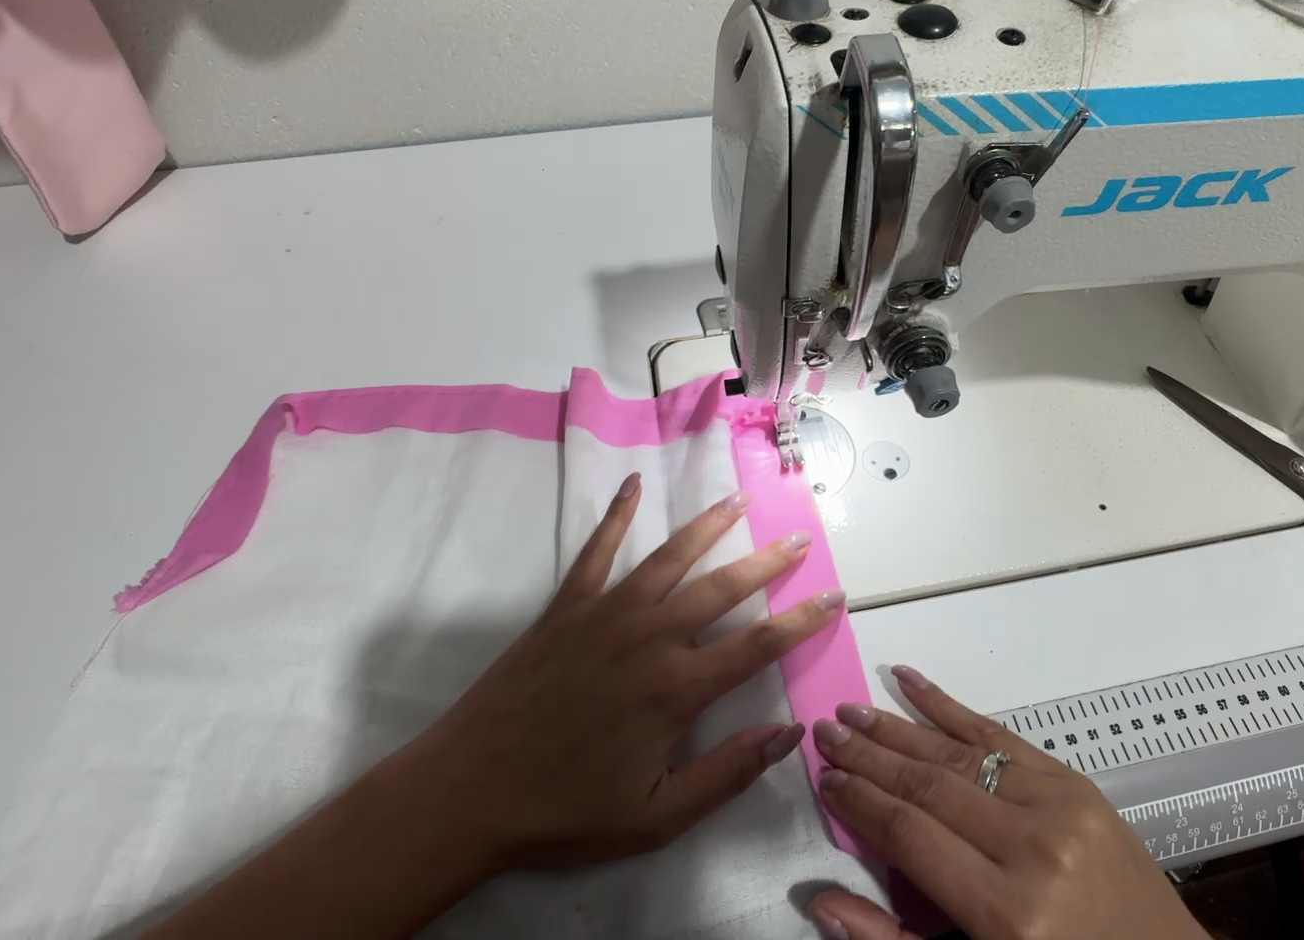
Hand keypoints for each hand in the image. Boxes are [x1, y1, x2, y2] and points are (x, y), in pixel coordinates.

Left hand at [400, 473, 842, 872]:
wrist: (469, 789)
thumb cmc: (567, 809)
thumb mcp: (657, 818)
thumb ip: (728, 773)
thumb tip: (790, 734)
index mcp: (677, 689)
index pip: (759, 646)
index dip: (803, 620)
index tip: (834, 597)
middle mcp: (650, 639)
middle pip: (723, 590)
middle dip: (768, 563)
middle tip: (798, 538)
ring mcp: (605, 615)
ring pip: (669, 559)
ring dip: (708, 527)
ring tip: (738, 500)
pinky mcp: (566, 607)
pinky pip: (597, 551)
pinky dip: (616, 515)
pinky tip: (632, 485)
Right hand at [807, 667, 1206, 939]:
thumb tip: (823, 899)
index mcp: (1008, 912)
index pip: (910, 834)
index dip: (861, 803)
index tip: (825, 779)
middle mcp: (1032, 847)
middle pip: (928, 785)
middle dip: (869, 755)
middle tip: (825, 731)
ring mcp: (1060, 805)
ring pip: (957, 754)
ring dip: (898, 727)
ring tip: (852, 711)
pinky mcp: (1076, 782)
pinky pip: (1001, 735)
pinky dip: (951, 706)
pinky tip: (911, 681)